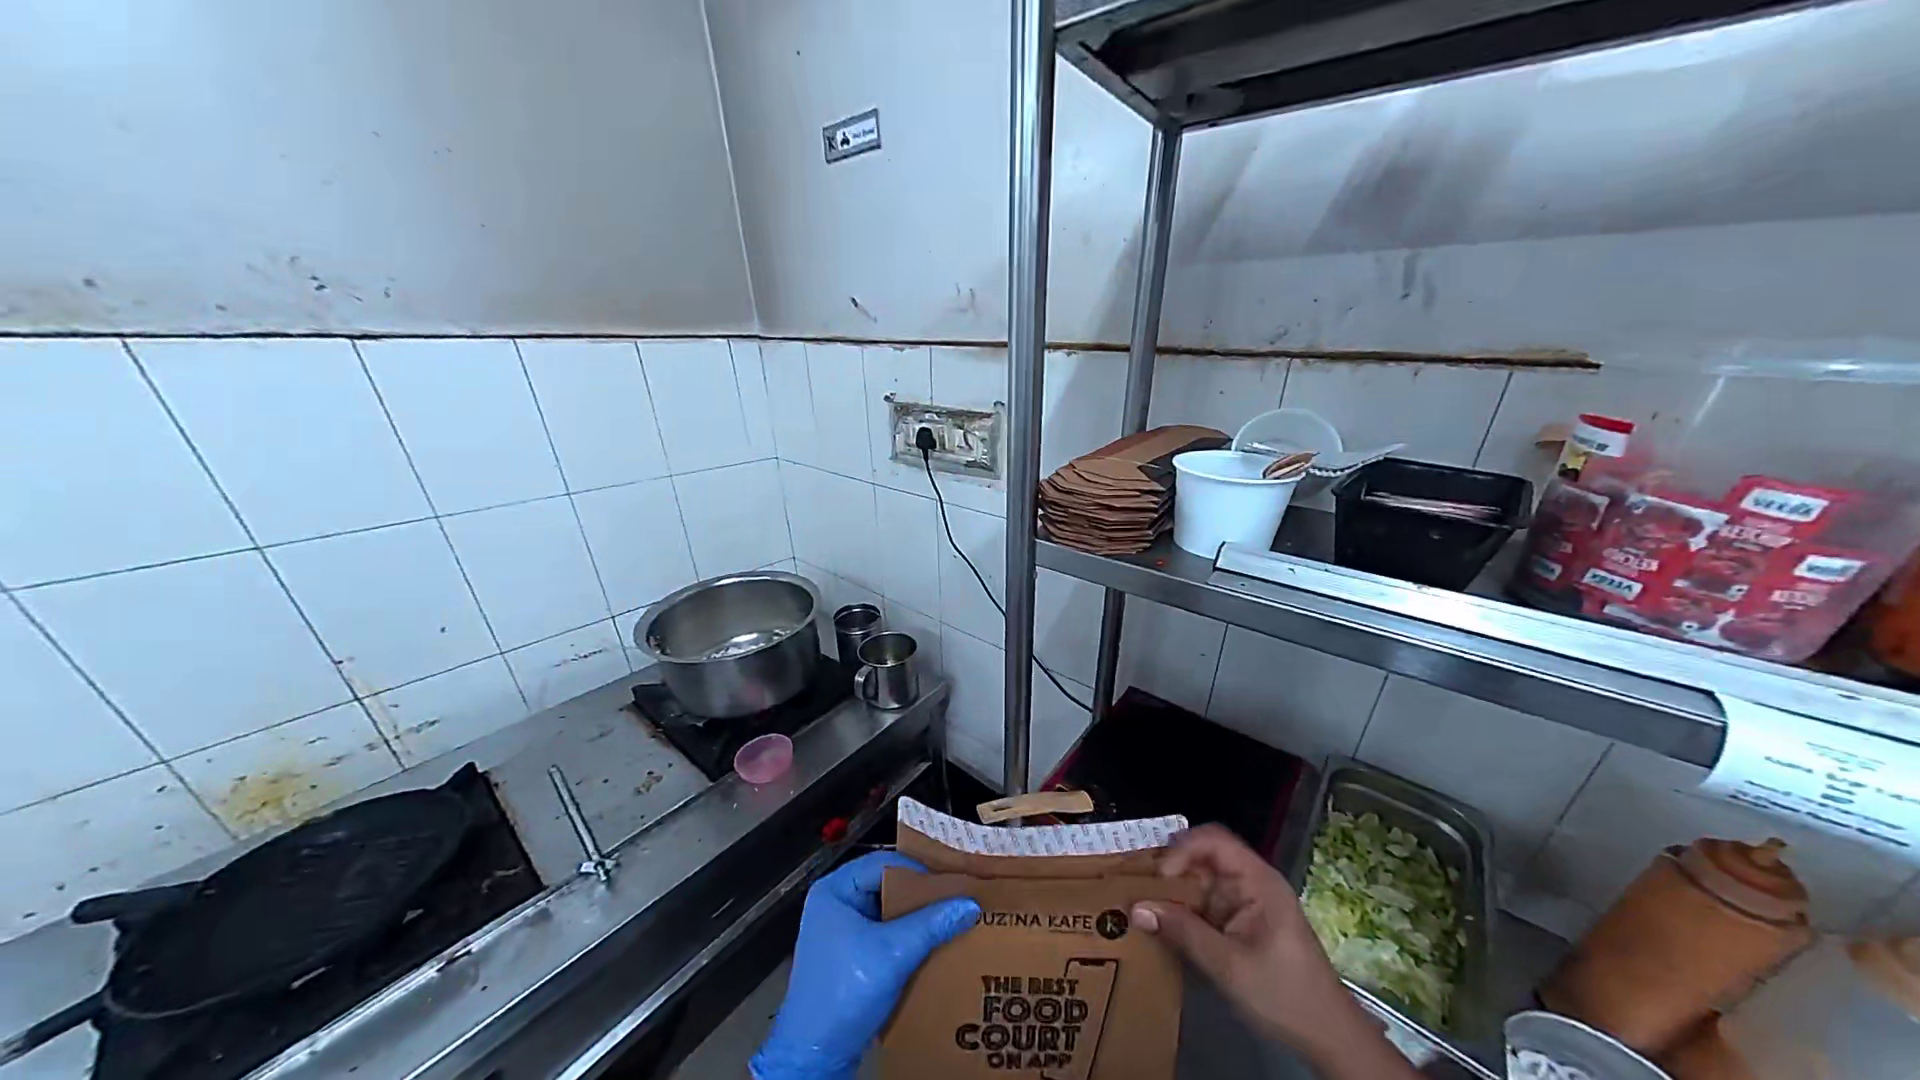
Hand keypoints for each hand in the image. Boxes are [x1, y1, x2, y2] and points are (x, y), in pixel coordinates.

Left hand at [750, 851, 979, 1079]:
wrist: (814, 1056)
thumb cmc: (844, 992)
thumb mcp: (892, 954)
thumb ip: (931, 925)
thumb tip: (970, 904)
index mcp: (834, 890)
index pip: (883, 863)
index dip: (919, 869)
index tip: (952, 877)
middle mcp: (836, 903)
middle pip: (887, 885)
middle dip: (921, 893)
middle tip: (957, 893)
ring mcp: (842, 930)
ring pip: (888, 911)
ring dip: (917, 916)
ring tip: (952, 914)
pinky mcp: (852, 956)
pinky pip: (886, 933)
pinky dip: (908, 936)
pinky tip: (935, 940)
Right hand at [1131, 825, 1417, 1079]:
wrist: (1330, 1040)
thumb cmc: (1285, 996)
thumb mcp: (1229, 966)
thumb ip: (1183, 932)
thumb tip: (1136, 907)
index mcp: (1258, 881)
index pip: (1213, 840)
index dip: (1182, 850)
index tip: (1159, 878)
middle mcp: (1250, 883)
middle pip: (1202, 857)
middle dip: (1170, 870)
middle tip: (1137, 888)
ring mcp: (1245, 904)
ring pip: (1200, 881)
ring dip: (1172, 892)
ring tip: (1141, 905)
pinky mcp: (1239, 924)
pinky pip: (1204, 905)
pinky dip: (1182, 911)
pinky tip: (1162, 925)